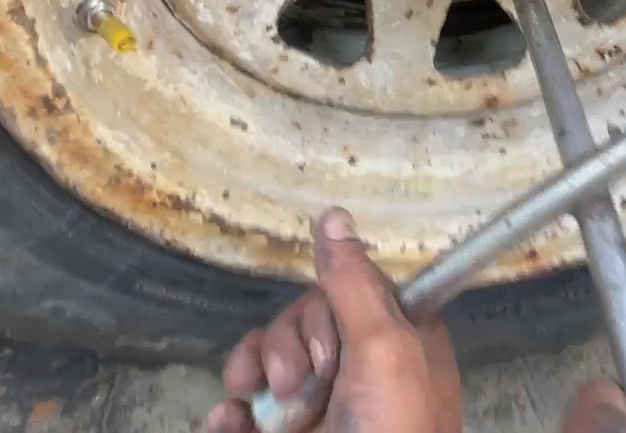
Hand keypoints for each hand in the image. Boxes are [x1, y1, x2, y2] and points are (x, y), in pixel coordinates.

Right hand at [208, 208, 461, 432]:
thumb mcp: (384, 349)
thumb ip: (352, 282)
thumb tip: (331, 213)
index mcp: (397, 337)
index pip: (349, 285)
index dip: (330, 304)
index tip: (333, 336)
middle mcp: (358, 365)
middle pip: (303, 316)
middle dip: (292, 343)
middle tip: (305, 384)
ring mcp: (316, 406)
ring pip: (267, 354)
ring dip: (253, 369)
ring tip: (260, 404)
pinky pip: (241, 406)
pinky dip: (228, 412)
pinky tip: (229, 422)